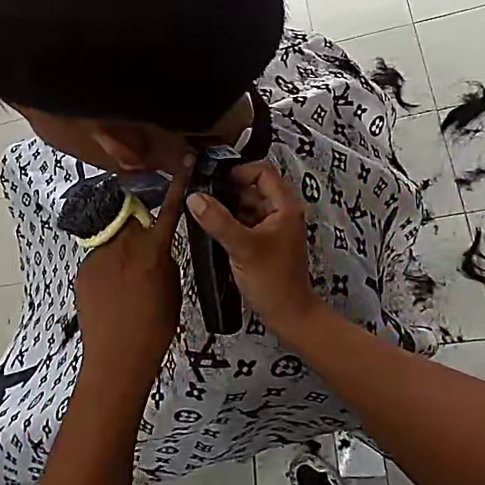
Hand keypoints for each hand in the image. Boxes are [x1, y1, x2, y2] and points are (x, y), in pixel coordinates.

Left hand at [74, 157, 191, 392]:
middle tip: (149, 242)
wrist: (117, 360)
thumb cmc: (155, 328)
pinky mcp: (82, 272)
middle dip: (140, 222)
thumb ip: (165, 259)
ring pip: (115, 239)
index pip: (168, 210)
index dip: (179, 185)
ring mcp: (97, 259)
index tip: (185, 164)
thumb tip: (158, 248)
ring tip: (133, 277)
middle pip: (131, 218)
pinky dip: (111, 266)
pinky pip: (101, 258)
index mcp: (151, 251)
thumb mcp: (172, 288)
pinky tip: (117, 290)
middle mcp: (121, 247)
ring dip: (125, 247)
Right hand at [186, 161, 325, 333]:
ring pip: (249, 205)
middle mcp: (283, 213)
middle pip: (255, 187)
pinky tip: (217, 231)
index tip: (217, 181)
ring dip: (230, 207)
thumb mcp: (242, 247)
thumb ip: (218, 221)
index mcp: (286, 207)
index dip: (240, 172)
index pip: (263, 172)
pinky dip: (234, 222)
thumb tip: (196, 198)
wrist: (288, 312)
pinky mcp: (267, 241)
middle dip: (231, 191)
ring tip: (208, 215)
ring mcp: (275, 227)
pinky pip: (248, 221)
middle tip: (206, 198)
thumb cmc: (274, 282)